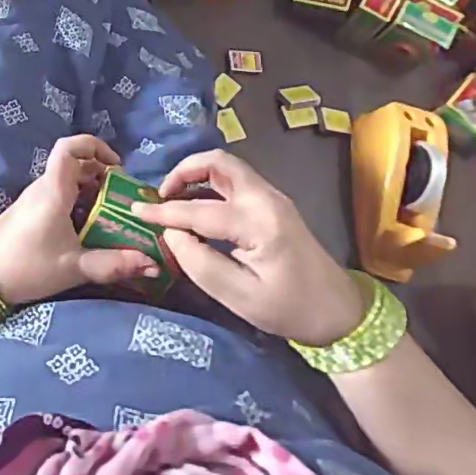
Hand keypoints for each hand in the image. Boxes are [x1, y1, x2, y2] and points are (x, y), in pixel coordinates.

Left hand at [0, 135, 158, 304]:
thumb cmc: (27, 266)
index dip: (95, 146)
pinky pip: (58, 194)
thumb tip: (153, 264)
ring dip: (90, 188)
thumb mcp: (74, 267)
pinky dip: (76, 201)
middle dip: (101, 172)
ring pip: (66, 180)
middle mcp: (43, 188)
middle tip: (121, 195)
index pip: (70, 147)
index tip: (116, 166)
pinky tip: (87, 226)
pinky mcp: (28, 212)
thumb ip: (114, 264)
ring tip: (109, 212)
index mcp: (53, 190)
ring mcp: (33, 199)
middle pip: (74, 163)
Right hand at [132, 150, 363, 347]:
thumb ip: (200, 263)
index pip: (199, 209)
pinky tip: (196, 206)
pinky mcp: (274, 205)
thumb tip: (172, 235)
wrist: (339, 312)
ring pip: (228, 167)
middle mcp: (266, 199)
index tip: (136, 211)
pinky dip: (210, 184)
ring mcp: (273, 198)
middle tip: (159, 196)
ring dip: (197, 174)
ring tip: (172, 200)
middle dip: (183, 172)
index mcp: (259, 223)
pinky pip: (236, 181)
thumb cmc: (290, 309)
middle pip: (219, 162)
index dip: (164, 211)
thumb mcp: (240, 297)